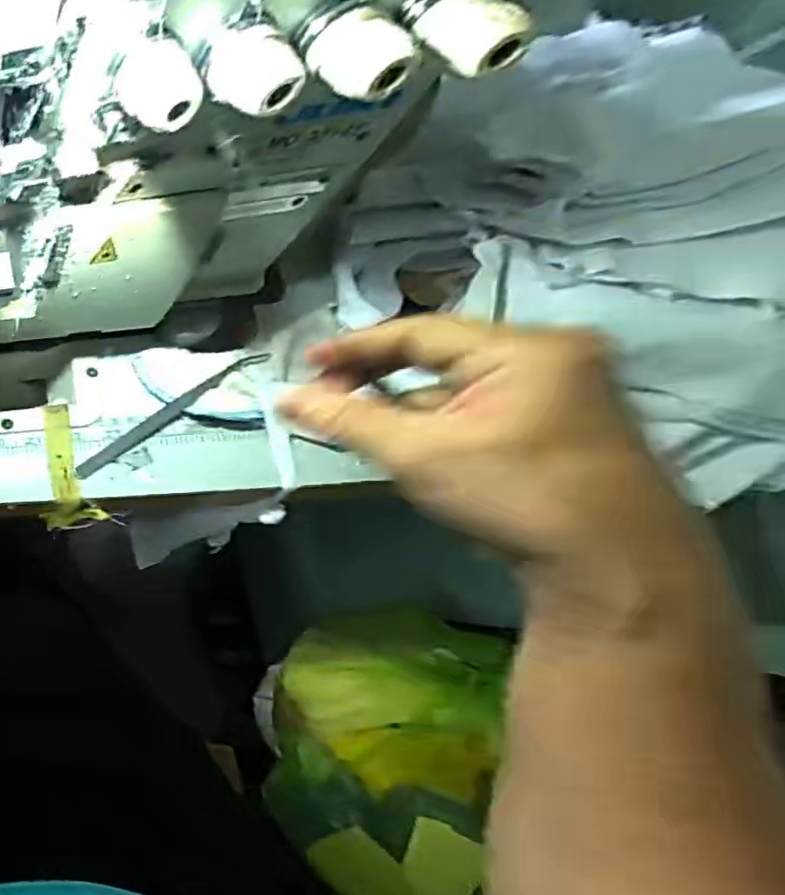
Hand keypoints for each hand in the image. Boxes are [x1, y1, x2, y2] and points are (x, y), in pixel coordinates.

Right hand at [278, 316, 690, 567]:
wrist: (611, 563)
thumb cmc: (513, 494)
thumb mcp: (416, 454)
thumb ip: (346, 419)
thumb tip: (283, 397)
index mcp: (523, 350)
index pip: (419, 331)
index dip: (354, 346)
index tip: (304, 362)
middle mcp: (546, 356)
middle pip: (436, 352)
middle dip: (373, 372)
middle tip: (322, 394)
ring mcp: (555, 389)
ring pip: (450, 382)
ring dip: (397, 398)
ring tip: (348, 418)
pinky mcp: (551, 421)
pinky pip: (470, 404)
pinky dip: (428, 416)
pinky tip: (396, 438)